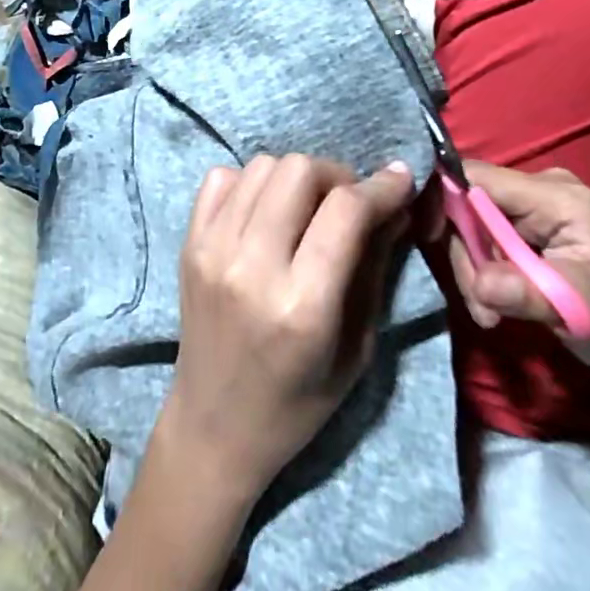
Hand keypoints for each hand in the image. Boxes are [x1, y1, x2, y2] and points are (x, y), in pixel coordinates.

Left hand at [161, 154, 416, 493]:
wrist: (213, 424)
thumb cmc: (298, 402)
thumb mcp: (357, 347)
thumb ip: (374, 267)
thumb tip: (395, 204)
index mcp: (302, 305)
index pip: (345, 210)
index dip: (381, 186)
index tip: (400, 180)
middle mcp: (251, 267)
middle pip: (299, 170)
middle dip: (337, 176)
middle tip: (348, 204)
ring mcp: (211, 251)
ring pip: (262, 165)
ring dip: (296, 178)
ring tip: (307, 210)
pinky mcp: (188, 245)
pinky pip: (221, 178)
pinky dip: (251, 183)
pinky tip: (265, 214)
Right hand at [446, 163, 589, 385]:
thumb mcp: (579, 311)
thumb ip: (529, 294)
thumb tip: (482, 283)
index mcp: (558, 196)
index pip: (480, 176)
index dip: (446, 197)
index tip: (430, 237)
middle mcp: (539, 189)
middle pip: (468, 202)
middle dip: (466, 255)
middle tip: (481, 305)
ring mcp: (527, 205)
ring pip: (467, 224)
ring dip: (471, 270)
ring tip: (490, 314)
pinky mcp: (517, 223)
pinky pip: (477, 236)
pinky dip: (478, 271)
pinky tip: (491, 304)